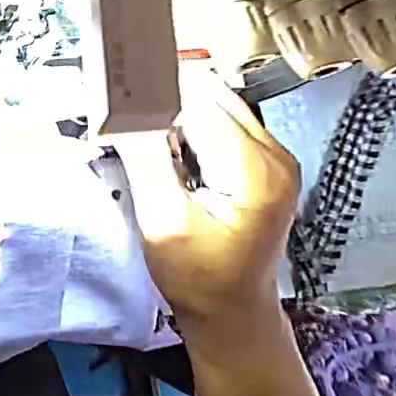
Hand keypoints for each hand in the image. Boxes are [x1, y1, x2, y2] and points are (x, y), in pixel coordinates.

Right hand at [115, 67, 300, 352]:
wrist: (233, 313)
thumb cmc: (199, 279)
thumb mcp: (163, 221)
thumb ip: (147, 158)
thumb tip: (126, 109)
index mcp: (255, 170)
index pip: (199, 105)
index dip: (156, 90)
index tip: (120, 83)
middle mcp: (275, 156)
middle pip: (213, 96)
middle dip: (165, 92)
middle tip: (123, 93)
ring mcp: (276, 158)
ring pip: (220, 104)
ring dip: (178, 104)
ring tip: (140, 110)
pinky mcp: (266, 164)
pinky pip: (227, 122)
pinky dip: (194, 119)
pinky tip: (168, 131)